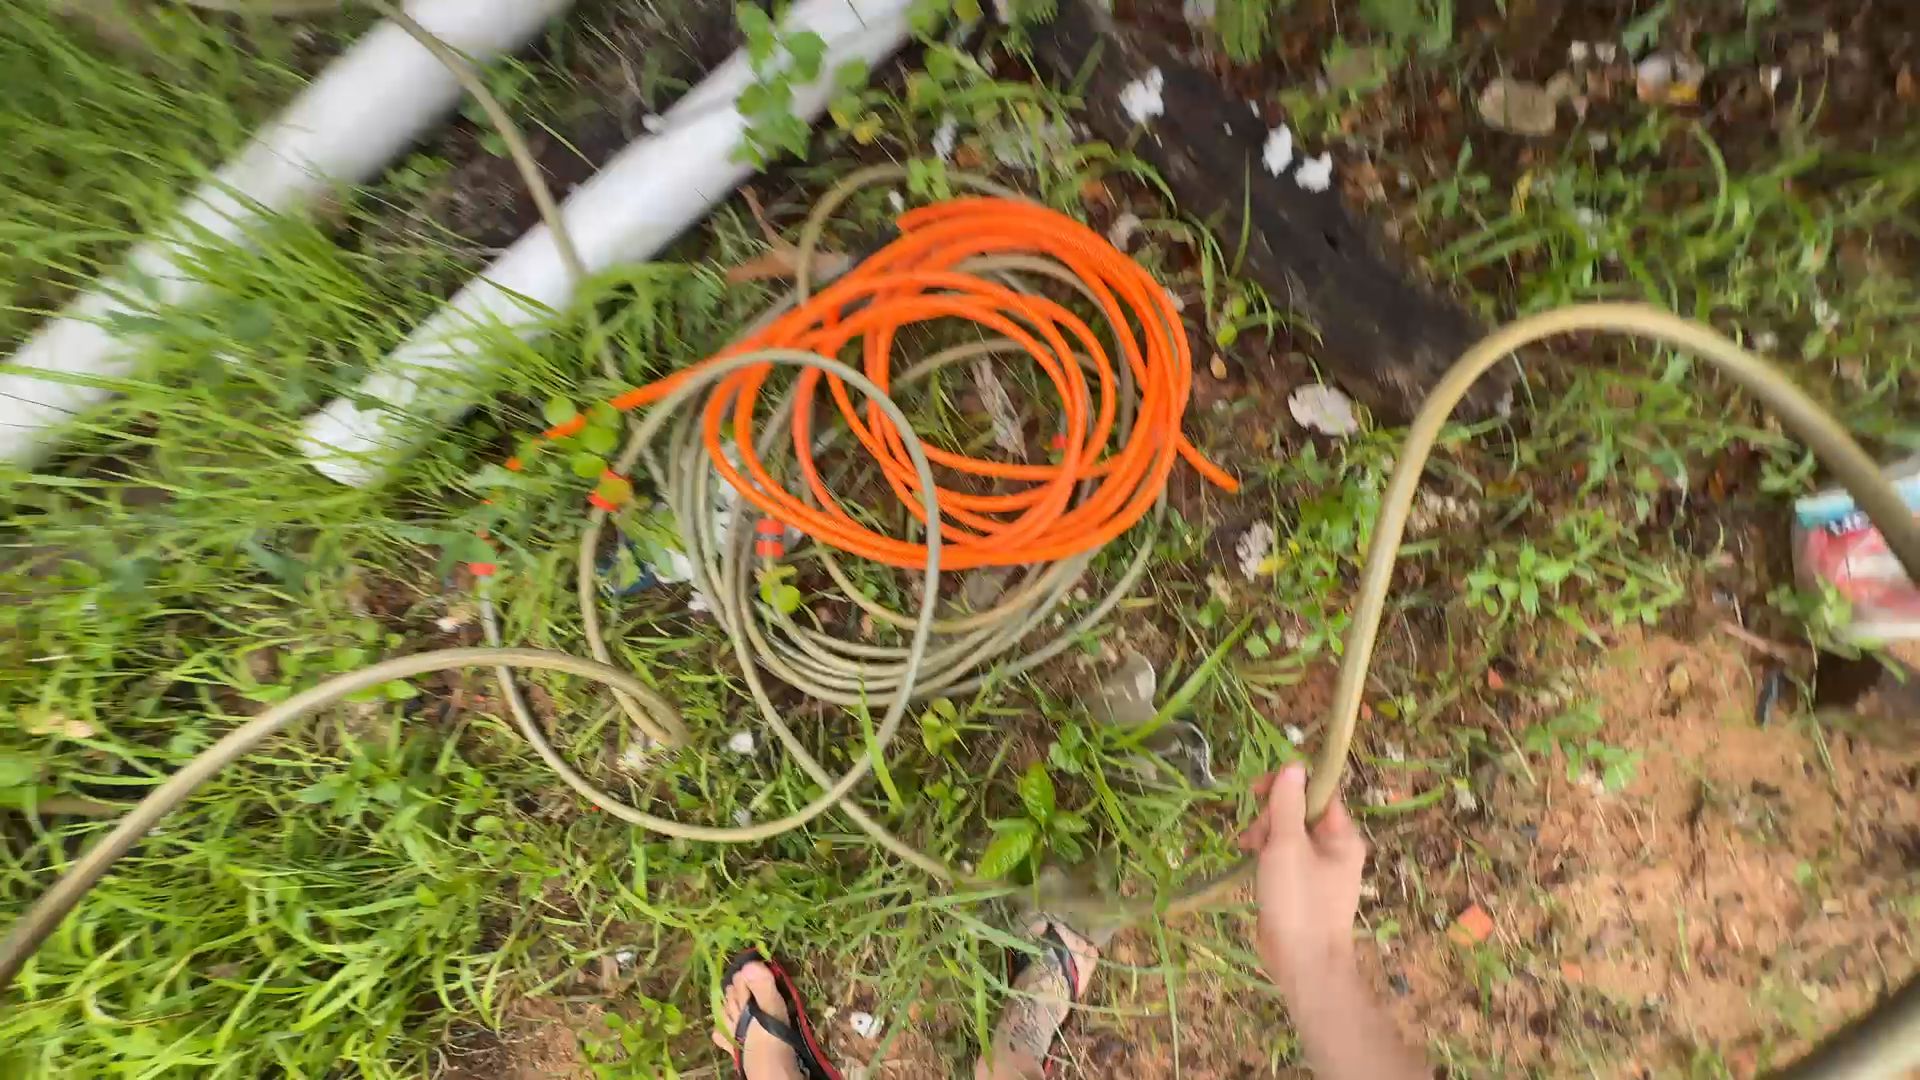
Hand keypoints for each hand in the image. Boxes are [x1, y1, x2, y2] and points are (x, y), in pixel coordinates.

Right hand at [1236, 764, 1366, 995]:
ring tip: (1249, 848)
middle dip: (1271, 814)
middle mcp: (1333, 847)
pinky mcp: (1299, 881)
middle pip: (1298, 808)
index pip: (1318, 791)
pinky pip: (1281, 851)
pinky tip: (1249, 858)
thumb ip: (1287, 803)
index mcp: (1342, 836)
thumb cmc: (1299, 901)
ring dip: (1264, 831)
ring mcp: (1316, 865)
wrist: (1303, 964)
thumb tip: (1294, 764)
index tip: (1258, 788)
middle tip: (1256, 833)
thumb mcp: (1287, 845)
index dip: (1289, 784)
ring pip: (1286, 829)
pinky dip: (1264, 850)